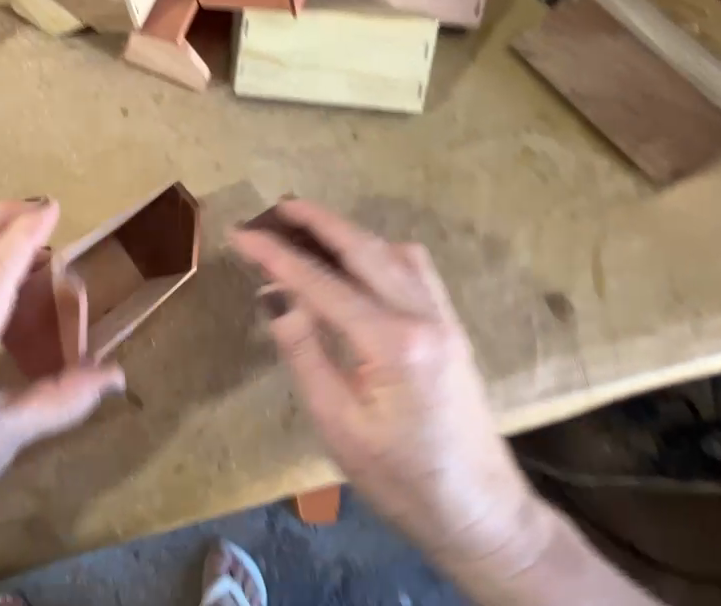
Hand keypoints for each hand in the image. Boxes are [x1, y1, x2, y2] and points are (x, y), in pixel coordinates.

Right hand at [231, 201, 551, 586]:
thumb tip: (275, 295)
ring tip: (305, 226)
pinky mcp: (451, 326)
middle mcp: (423, 316)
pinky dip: (377, 249)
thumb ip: (304, 350)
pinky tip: (355, 259)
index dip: (275, 255)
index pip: (320, 282)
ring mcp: (444, 318)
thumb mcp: (336, 422)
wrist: (481, 513)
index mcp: (392, 343)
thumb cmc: (400, 478)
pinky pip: (414, 268)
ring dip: (347, 231)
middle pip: (362, 248)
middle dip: (315, 221)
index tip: (239, 234)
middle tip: (273, 207)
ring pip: (392, 251)